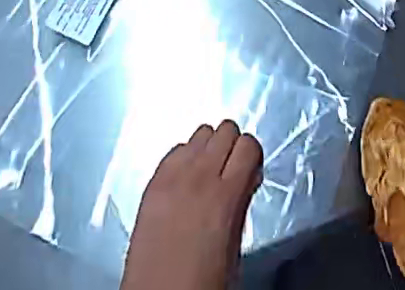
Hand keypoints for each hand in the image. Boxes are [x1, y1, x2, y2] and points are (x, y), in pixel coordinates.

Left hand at [121, 120, 263, 289]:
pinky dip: (185, 156)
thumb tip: (249, 177)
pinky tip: (185, 180)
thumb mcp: (235, 249)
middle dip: (232, 146)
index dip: (252, 155)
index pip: (249, 144)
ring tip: (207, 173)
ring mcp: (173, 177)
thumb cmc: (201, 284)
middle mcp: (200, 177)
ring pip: (201, 132)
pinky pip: (176, 149)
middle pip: (226, 129)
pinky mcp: (152, 182)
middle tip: (230, 170)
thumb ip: (243, 204)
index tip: (250, 171)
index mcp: (226, 196)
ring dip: (209, 147)